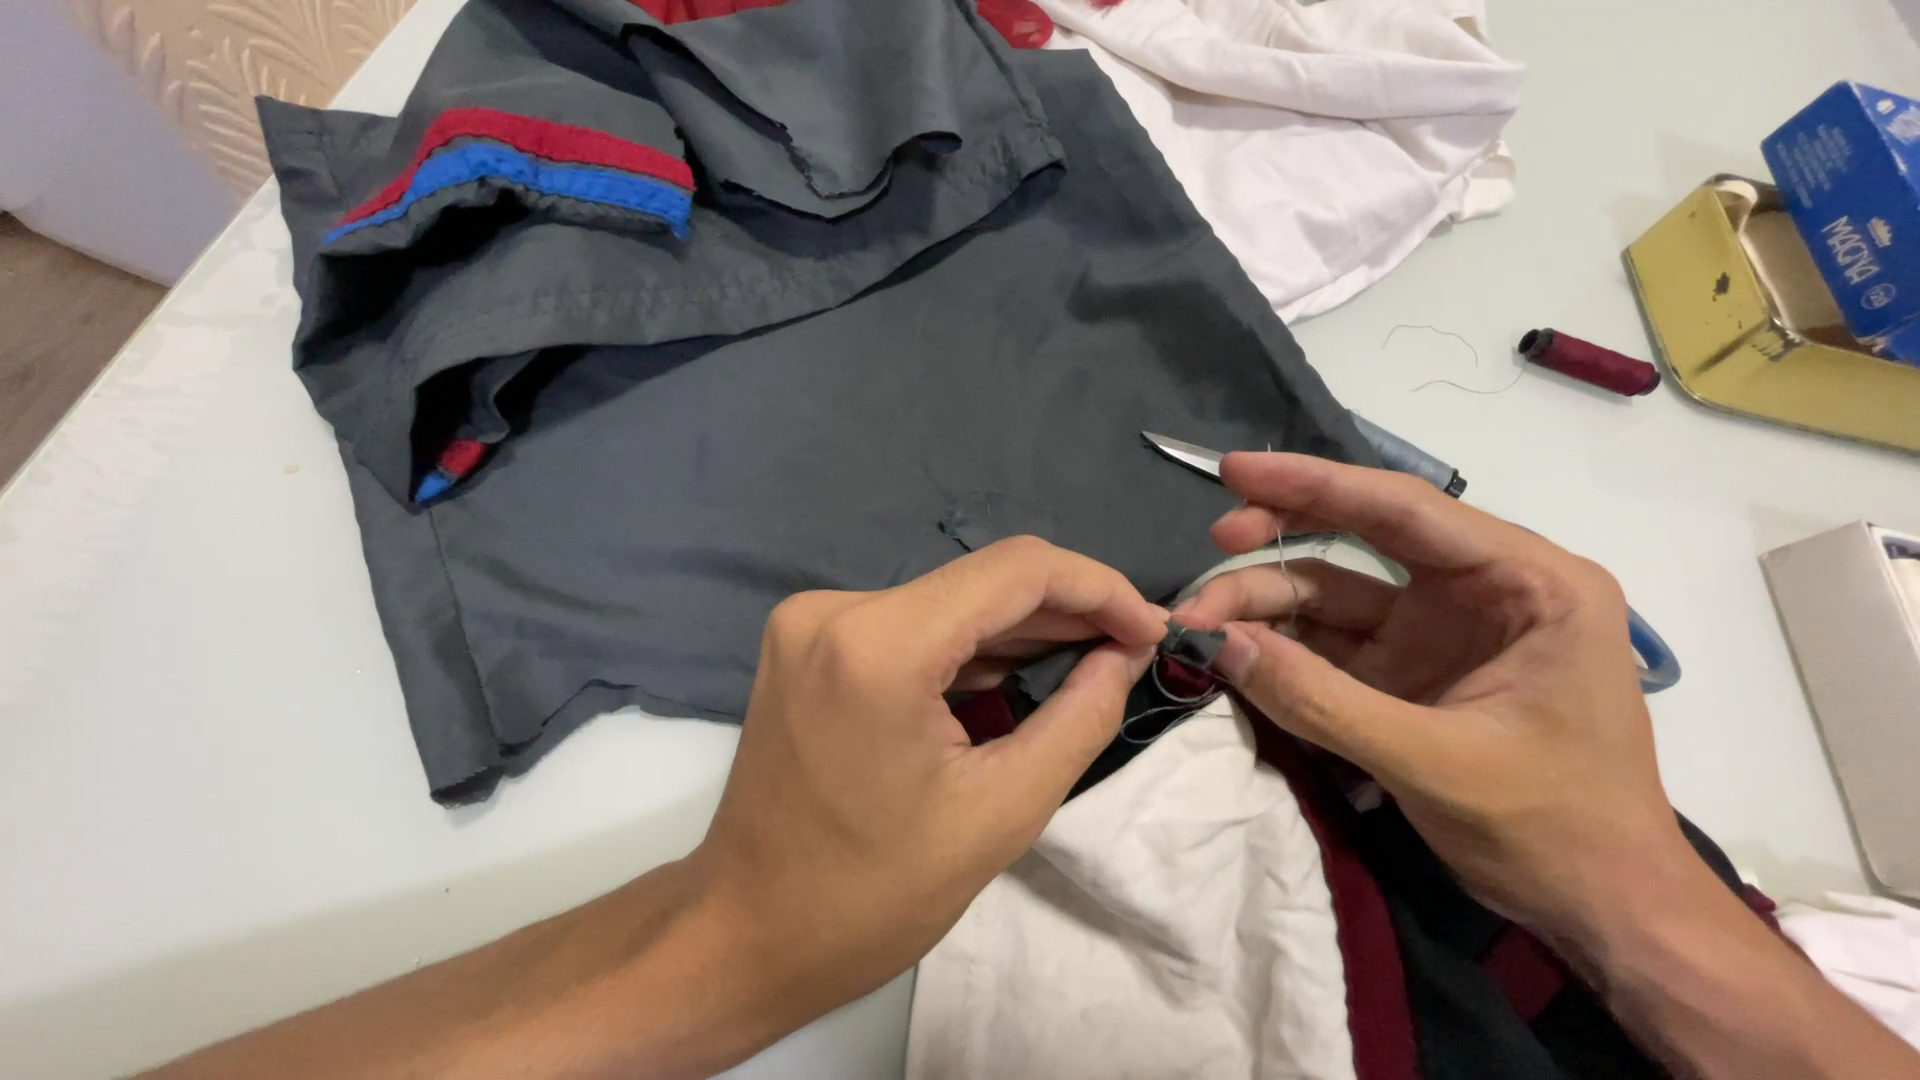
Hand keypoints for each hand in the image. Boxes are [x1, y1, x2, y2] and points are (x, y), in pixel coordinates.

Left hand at [689, 536, 1165, 1043]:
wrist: (748, 932)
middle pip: (980, 581)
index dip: (1097, 587)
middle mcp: (834, 608)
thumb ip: (1080, 716)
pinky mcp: (809, 642)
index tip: (1149, 626)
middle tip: (1129, 649)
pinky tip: (1015, 677)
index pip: (1014, 571)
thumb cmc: (873, 894)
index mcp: (878, 644)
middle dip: (1064, 610)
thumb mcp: (1003, 810)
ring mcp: (813, 621)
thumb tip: (1124, 653)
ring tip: (1088, 663)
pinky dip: (969, 648)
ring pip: (948, 600)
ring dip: (1020, 630)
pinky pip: (912, 624)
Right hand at [1173, 453, 1689, 944]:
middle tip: (1214, 540)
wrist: (1599, 908)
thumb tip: (1218, 644)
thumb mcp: (1433, 762)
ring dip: (1266, 602)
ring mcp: (1438, 630)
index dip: (1313, 485)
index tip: (1234, 471)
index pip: (1406, 510)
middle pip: (1364, 535)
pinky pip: (1329, 641)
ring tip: (1199, 623)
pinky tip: (1233, 652)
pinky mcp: (1406, 669)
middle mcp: (1482, 590)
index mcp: (1529, 584)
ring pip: (1334, 591)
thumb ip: (1320, 701)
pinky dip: (1279, 645)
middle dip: (1282, 533)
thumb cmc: (1551, 828)